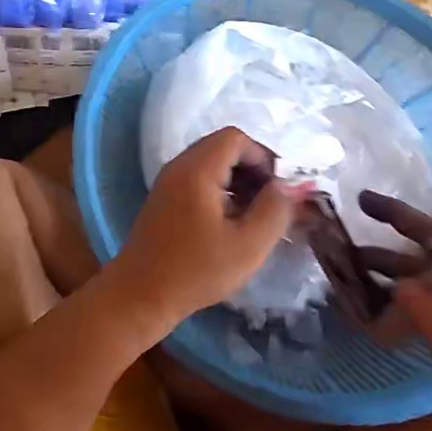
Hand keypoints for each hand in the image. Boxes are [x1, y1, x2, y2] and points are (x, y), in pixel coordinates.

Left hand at [113, 128, 297, 321]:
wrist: (142, 292)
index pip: (234, 138)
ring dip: (237, 182)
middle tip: (272, 203)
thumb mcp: (249, 243)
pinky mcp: (163, 199)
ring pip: (209, 164)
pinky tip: (231, 223)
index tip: (279, 189)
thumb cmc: (197, 269)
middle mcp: (176, 168)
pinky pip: (196, 181)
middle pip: (221, 148)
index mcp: (195, 170)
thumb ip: (275, 209)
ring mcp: (166, 183)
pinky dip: (219, 191)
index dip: (263, 156)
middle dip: (253, 169)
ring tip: (255, 217)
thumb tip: (289, 185)